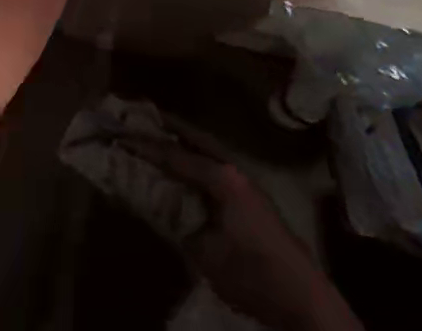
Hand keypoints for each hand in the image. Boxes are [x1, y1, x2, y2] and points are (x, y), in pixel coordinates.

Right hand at [144, 131, 364, 330]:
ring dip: (177, 141)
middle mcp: (233, 170)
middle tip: (132, 118)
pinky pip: (212, 166)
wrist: (304, 303)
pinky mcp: (250, 197)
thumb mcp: (203, 249)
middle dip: (161, 129)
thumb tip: (143, 194)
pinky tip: (176, 161)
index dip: (142, 144)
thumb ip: (171, 217)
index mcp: (221, 177)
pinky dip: (190, 158)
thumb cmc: (251, 273)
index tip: (117, 134)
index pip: (172, 153)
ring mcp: (245, 182)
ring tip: (150, 132)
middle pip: (190, 139)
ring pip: (203, 150)